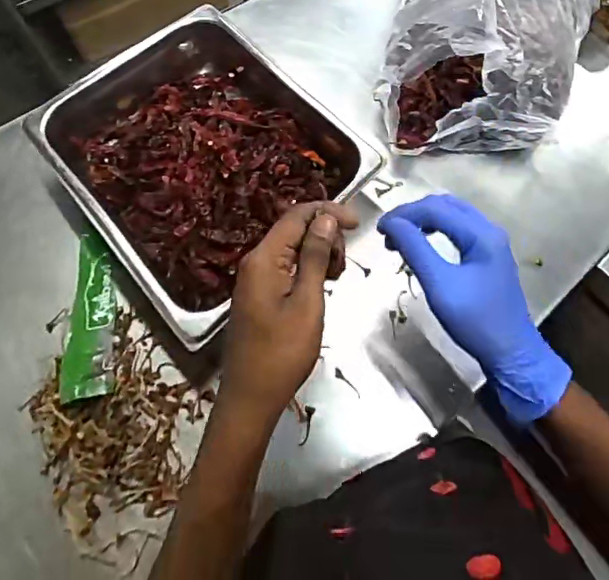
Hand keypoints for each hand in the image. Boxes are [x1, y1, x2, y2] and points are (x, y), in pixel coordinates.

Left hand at [220, 201, 357, 422]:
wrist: (250, 396)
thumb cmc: (282, 352)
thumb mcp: (306, 303)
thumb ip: (314, 257)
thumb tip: (324, 219)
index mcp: (263, 257)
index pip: (296, 216)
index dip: (327, 212)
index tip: (357, 223)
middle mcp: (255, 260)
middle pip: (294, 229)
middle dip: (324, 237)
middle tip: (343, 267)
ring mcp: (255, 277)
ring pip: (292, 248)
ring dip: (318, 254)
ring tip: (335, 280)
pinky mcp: (259, 292)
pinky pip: (286, 266)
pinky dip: (307, 270)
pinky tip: (322, 287)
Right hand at [378, 194, 570, 426]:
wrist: (513, 355)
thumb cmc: (476, 322)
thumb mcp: (440, 285)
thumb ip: (415, 249)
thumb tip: (391, 223)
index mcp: (481, 234)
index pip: (434, 209)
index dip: (403, 214)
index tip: (379, 229)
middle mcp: (488, 230)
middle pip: (443, 205)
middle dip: (412, 214)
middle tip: (388, 232)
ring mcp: (490, 241)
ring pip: (450, 213)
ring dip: (422, 220)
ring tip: (400, 238)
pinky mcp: (488, 253)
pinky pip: (456, 227)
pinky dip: (434, 228)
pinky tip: (421, 244)